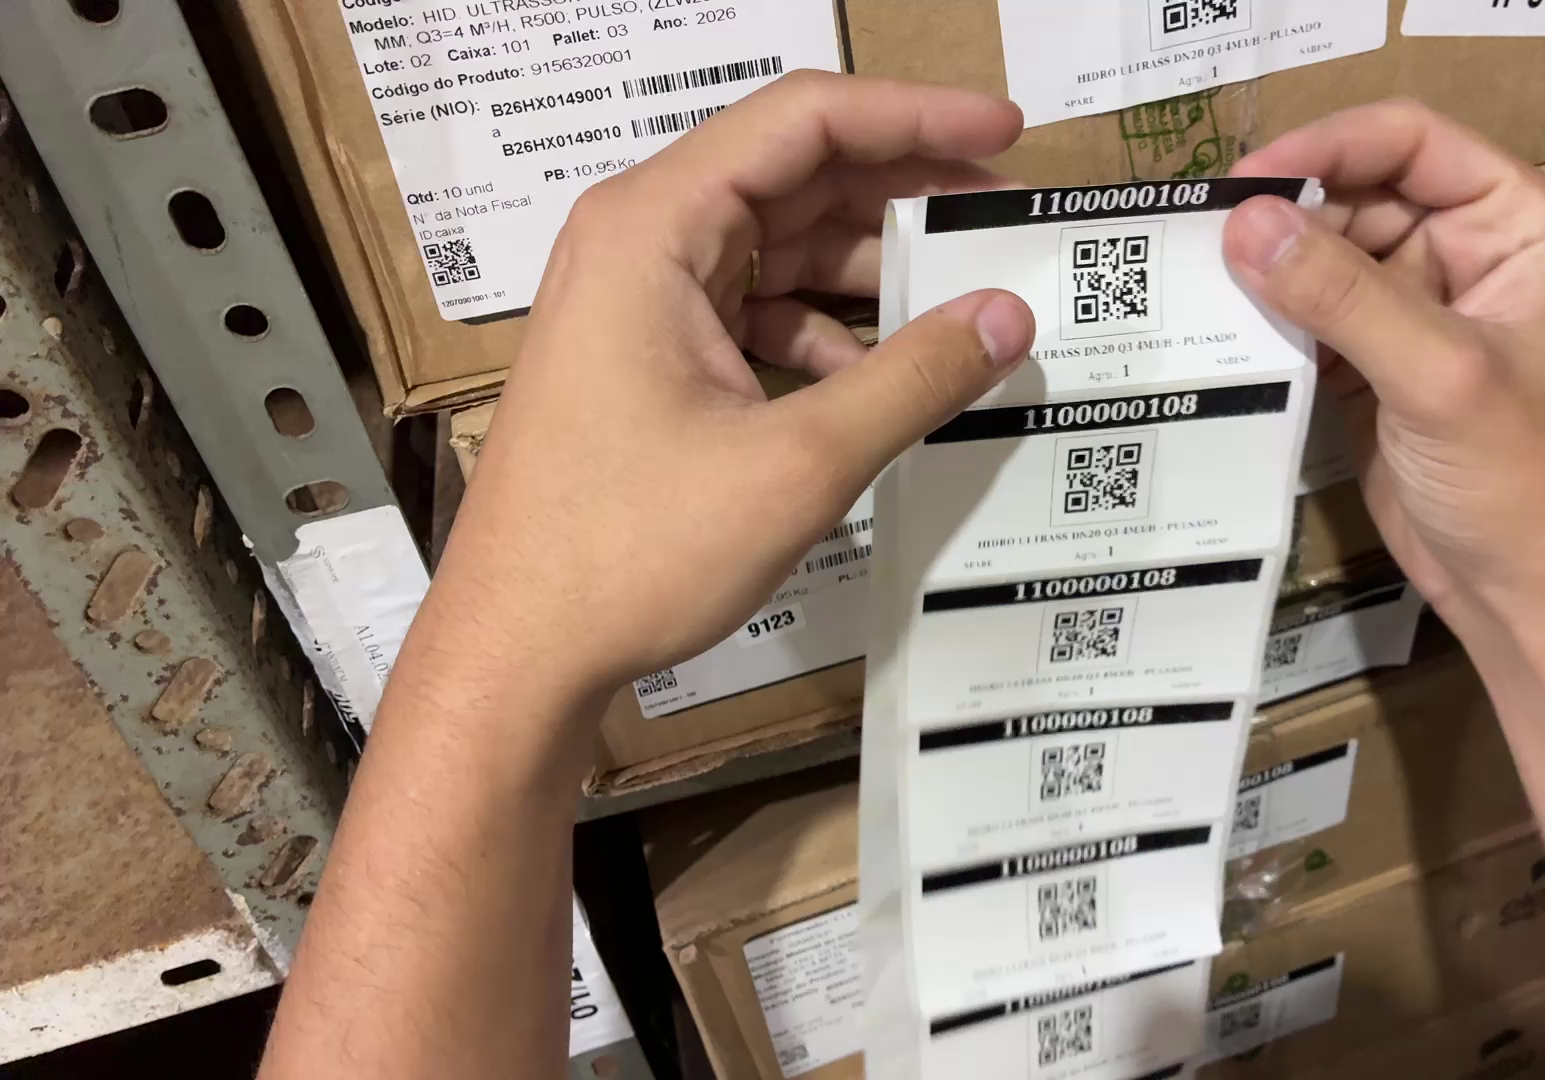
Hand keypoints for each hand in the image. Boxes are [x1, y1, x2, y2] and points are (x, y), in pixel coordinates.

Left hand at [433, 72, 1035, 695]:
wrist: (526, 648)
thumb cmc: (637, 550)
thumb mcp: (798, 461)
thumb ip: (914, 379)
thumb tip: (1008, 318)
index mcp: (657, 229)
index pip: (806, 124)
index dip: (917, 117)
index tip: (1007, 130)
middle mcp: (645, 246)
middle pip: (797, 183)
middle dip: (904, 197)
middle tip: (998, 221)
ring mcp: (647, 308)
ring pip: (782, 257)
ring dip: (870, 278)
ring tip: (955, 308)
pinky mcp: (657, 363)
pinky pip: (761, 322)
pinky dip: (826, 340)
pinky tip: (875, 385)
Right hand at [1222, 100, 1544, 628]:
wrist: (1511, 576)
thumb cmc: (1511, 473)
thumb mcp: (1434, 374)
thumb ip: (1342, 296)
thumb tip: (1244, 225)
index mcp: (1509, 227)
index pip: (1410, 145)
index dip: (1327, 147)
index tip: (1243, 181)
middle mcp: (1456, 256)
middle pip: (1354, 201)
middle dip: (1283, 218)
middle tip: (1201, 246)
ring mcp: (1406, 313)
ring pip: (1320, 262)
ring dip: (1265, 274)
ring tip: (1197, 285)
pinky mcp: (1364, 363)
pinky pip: (1305, 321)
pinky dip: (1265, 325)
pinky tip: (1221, 334)